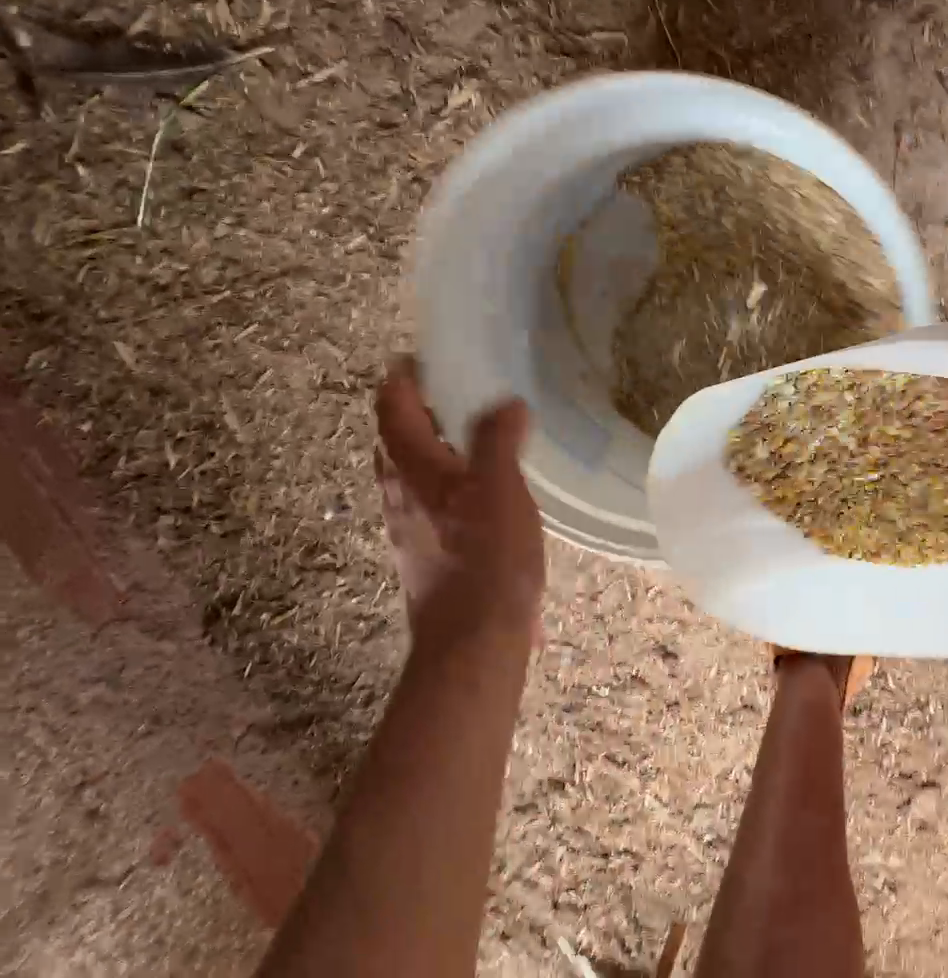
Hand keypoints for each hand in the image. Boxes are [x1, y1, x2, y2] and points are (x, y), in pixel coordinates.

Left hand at [375, 357, 544, 652]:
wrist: (473, 637)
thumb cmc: (488, 558)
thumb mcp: (502, 489)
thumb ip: (499, 440)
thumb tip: (506, 402)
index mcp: (414, 471)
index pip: (393, 411)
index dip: (400, 381)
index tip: (414, 358)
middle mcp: (401, 495)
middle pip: (394, 442)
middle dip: (412, 413)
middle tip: (448, 393)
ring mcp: (411, 528)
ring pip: (410, 474)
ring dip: (429, 448)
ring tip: (469, 437)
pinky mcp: (429, 553)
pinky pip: (429, 502)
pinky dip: (446, 481)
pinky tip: (481, 494)